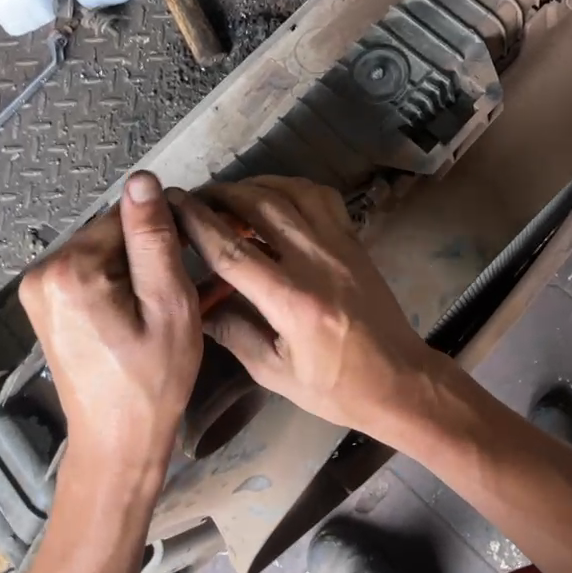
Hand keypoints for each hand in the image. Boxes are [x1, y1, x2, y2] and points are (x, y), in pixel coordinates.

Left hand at [19, 171, 202, 459]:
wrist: (117, 441)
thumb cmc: (152, 378)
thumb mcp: (169, 304)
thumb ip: (155, 238)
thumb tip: (144, 178)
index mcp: (70, 268)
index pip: (128, 213)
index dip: (166, 231)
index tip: (191, 261)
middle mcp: (42, 272)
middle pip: (112, 231)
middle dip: (149, 249)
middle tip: (180, 288)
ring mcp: (38, 290)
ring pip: (104, 249)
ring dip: (137, 266)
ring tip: (163, 302)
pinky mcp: (45, 304)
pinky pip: (91, 270)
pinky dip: (120, 280)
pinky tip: (142, 308)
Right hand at [167, 177, 448, 439]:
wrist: (398, 378)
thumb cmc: (334, 387)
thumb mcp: (274, 372)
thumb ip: (233, 332)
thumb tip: (194, 304)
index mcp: (292, 301)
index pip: (233, 251)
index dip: (198, 223)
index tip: (173, 206)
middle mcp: (316, 262)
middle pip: (262, 207)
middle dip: (223, 195)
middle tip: (195, 196)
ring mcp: (340, 245)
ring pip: (293, 192)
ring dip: (257, 185)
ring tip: (229, 193)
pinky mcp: (355, 240)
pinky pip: (322, 197)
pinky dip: (293, 187)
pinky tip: (274, 195)